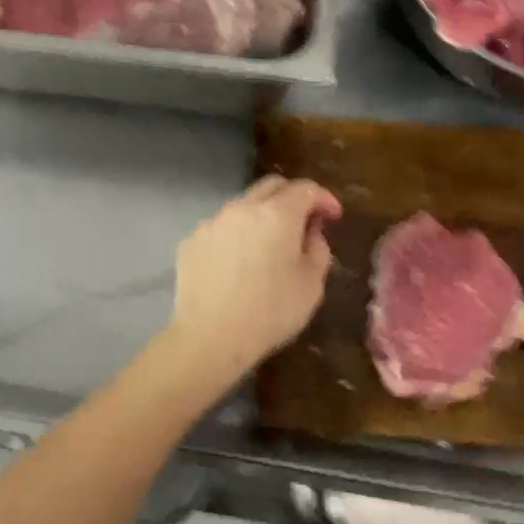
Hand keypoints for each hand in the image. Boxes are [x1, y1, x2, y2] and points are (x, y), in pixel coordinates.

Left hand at [168, 175, 341, 368]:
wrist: (209, 337)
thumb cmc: (269, 313)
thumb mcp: (311, 286)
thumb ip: (318, 250)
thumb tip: (311, 233)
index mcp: (276, 214)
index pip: (306, 188)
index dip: (324, 198)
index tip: (333, 216)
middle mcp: (241, 208)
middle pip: (271, 186)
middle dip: (293, 198)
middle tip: (304, 222)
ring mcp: (211, 222)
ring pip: (242, 206)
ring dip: (261, 216)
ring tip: (268, 245)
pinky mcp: (190, 240)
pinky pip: (220, 228)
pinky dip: (235, 235)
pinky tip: (237, 263)